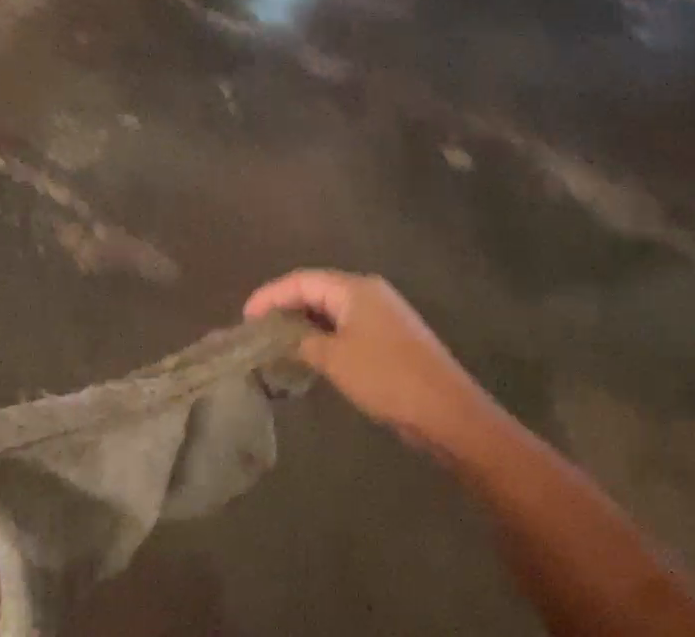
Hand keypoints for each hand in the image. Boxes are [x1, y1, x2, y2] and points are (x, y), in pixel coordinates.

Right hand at [244, 270, 496, 448]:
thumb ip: (302, 342)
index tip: (246, 316)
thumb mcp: (333, 359)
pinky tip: (310, 353)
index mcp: (355, 289)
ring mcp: (384, 314)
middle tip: (258, 328)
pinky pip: (347, 325)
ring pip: (332, 308)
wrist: (448, 413)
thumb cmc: (386, 378)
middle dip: (285, 306)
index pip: (301, 280)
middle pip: (316, 289)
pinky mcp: (392, 337)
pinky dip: (324, 333)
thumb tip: (283, 338)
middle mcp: (370, 292)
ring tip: (277, 341)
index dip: (270, 295)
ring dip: (304, 321)